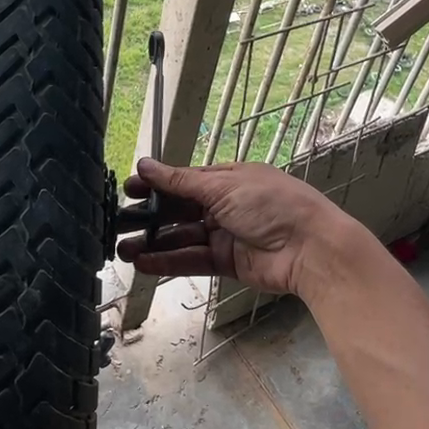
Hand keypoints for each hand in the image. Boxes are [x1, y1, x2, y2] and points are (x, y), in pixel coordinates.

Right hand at [115, 158, 360, 298]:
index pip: (183, 180)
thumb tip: (146, 164)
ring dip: (153, 242)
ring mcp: (225, 235)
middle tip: (116, 223)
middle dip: (149, 216)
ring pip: (181, 237)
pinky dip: (168, 261)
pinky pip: (192, 259)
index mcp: (227, 179)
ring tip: (122, 249)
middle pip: (179, 210)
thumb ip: (180, 181)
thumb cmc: (271, 204)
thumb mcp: (223, 186)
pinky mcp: (227, 263)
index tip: (128, 189)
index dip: (156, 185)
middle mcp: (224, 205)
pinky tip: (143, 263)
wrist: (312, 248)